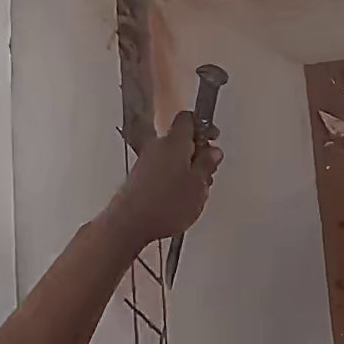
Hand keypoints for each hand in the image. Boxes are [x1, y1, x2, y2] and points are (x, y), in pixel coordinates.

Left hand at [104, 111, 223, 247]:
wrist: (130, 223)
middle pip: (181, 140)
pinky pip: (161, 170)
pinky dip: (173, 178)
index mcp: (175, 142)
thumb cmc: (164, 204)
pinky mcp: (139, 177)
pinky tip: (180, 198)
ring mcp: (146, 161)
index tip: (213, 137)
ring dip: (186, 167)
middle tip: (209, 169)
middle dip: (197, 152)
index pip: (189, 119)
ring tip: (196, 189)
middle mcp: (158, 147)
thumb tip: (213, 152)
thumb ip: (207, 164)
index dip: (204, 127)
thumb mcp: (198, 185)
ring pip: (172, 156)